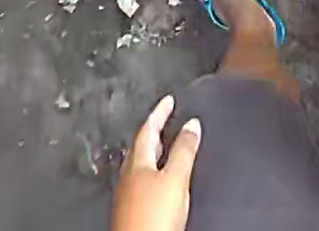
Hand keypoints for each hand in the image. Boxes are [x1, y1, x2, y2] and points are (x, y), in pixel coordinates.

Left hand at [112, 95, 201, 230]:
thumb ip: (184, 149)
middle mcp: (128, 178)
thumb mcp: (175, 178)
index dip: (159, 113)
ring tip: (165, 145)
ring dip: (153, 151)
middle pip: (140, 148)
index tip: (168, 100)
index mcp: (137, 164)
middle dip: (154, 131)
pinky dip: (153, 170)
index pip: (147, 130)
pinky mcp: (131, 214)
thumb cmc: (153, 218)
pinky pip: (141, 182)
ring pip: (140, 166)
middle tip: (165, 119)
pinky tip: (160, 179)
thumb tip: (192, 123)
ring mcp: (127, 197)